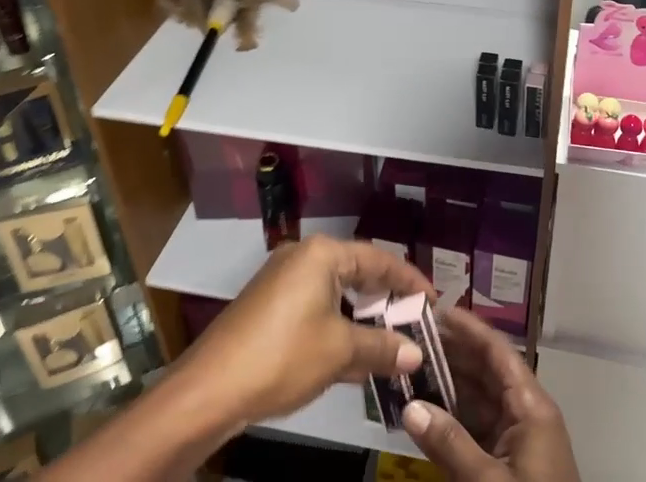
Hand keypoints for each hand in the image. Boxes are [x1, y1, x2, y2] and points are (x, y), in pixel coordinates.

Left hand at [172, 235, 434, 426]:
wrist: (210, 390)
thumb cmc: (283, 356)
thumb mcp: (340, 351)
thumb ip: (382, 348)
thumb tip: (416, 354)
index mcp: (322, 255)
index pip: (379, 259)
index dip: (410, 281)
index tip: (435, 302)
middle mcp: (302, 259)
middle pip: (357, 273)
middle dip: (386, 302)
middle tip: (416, 324)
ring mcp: (282, 283)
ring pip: (336, 295)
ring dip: (363, 321)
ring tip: (392, 345)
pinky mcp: (269, 308)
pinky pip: (316, 310)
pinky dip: (339, 328)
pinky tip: (356, 360)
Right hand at [400, 310, 578, 481]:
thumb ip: (449, 443)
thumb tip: (409, 407)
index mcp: (531, 407)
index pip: (498, 353)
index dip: (469, 329)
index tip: (436, 309)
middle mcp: (524, 414)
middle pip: (485, 372)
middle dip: (449, 354)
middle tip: (409, 337)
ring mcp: (515, 440)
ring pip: (476, 399)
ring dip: (444, 385)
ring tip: (407, 368)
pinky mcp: (505, 464)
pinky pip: (474, 428)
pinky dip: (448, 418)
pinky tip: (419, 412)